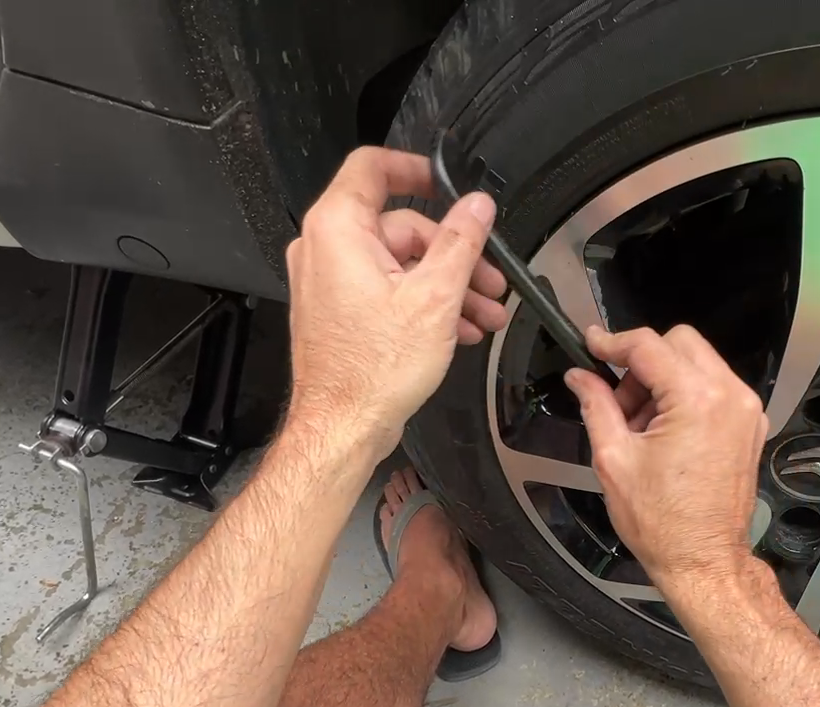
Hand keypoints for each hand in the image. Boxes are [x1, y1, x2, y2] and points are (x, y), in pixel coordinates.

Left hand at [285, 147, 508, 458]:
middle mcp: (327, 250)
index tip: (449, 185)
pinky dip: (424, 306)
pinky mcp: (341, 314)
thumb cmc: (374, 370)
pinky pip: (388, 293)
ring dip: (448, 288)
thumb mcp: (435, 298)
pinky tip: (459, 331)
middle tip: (492, 282)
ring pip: (401, 267)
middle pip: (402, 230)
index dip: (417, 169)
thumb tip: (478, 206)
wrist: (344, 426)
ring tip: (485, 316)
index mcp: (339, 230)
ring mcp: (332, 284)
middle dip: (455, 257)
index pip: (374, 168)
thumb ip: (461, 243)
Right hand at [563, 325, 766, 585]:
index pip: (648, 345)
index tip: (592, 345)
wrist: (702, 561)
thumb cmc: (665, 525)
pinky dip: (685, 398)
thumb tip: (580, 378)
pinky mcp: (749, 428)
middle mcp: (730, 398)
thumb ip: (596, 405)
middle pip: (679, 344)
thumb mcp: (614, 459)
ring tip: (641, 429)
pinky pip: (714, 389)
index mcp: (697, 400)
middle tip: (619, 402)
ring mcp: (745, 412)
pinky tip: (664, 434)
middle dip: (642, 364)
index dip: (612, 341)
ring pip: (697, 364)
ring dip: (663, 382)